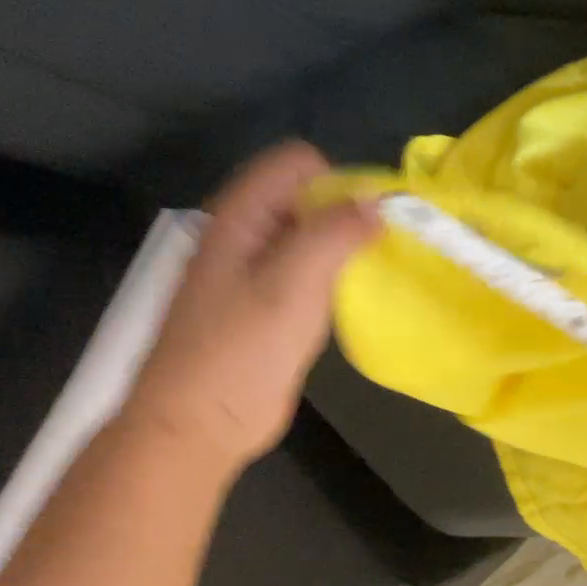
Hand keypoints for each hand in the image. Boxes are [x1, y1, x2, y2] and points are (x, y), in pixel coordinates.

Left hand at [125, 141, 379, 467]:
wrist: (200, 421)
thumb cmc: (241, 351)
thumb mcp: (292, 285)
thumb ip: (334, 235)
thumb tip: (379, 201)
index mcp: (239, 216)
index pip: (297, 164)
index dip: (341, 182)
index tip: (377, 223)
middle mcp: (246, 234)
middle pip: (308, 197)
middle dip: (351, 213)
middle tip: (386, 252)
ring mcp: (257, 272)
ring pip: (313, 236)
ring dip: (349, 248)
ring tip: (379, 277)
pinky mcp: (271, 307)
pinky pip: (312, 272)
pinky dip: (339, 278)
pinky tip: (355, 302)